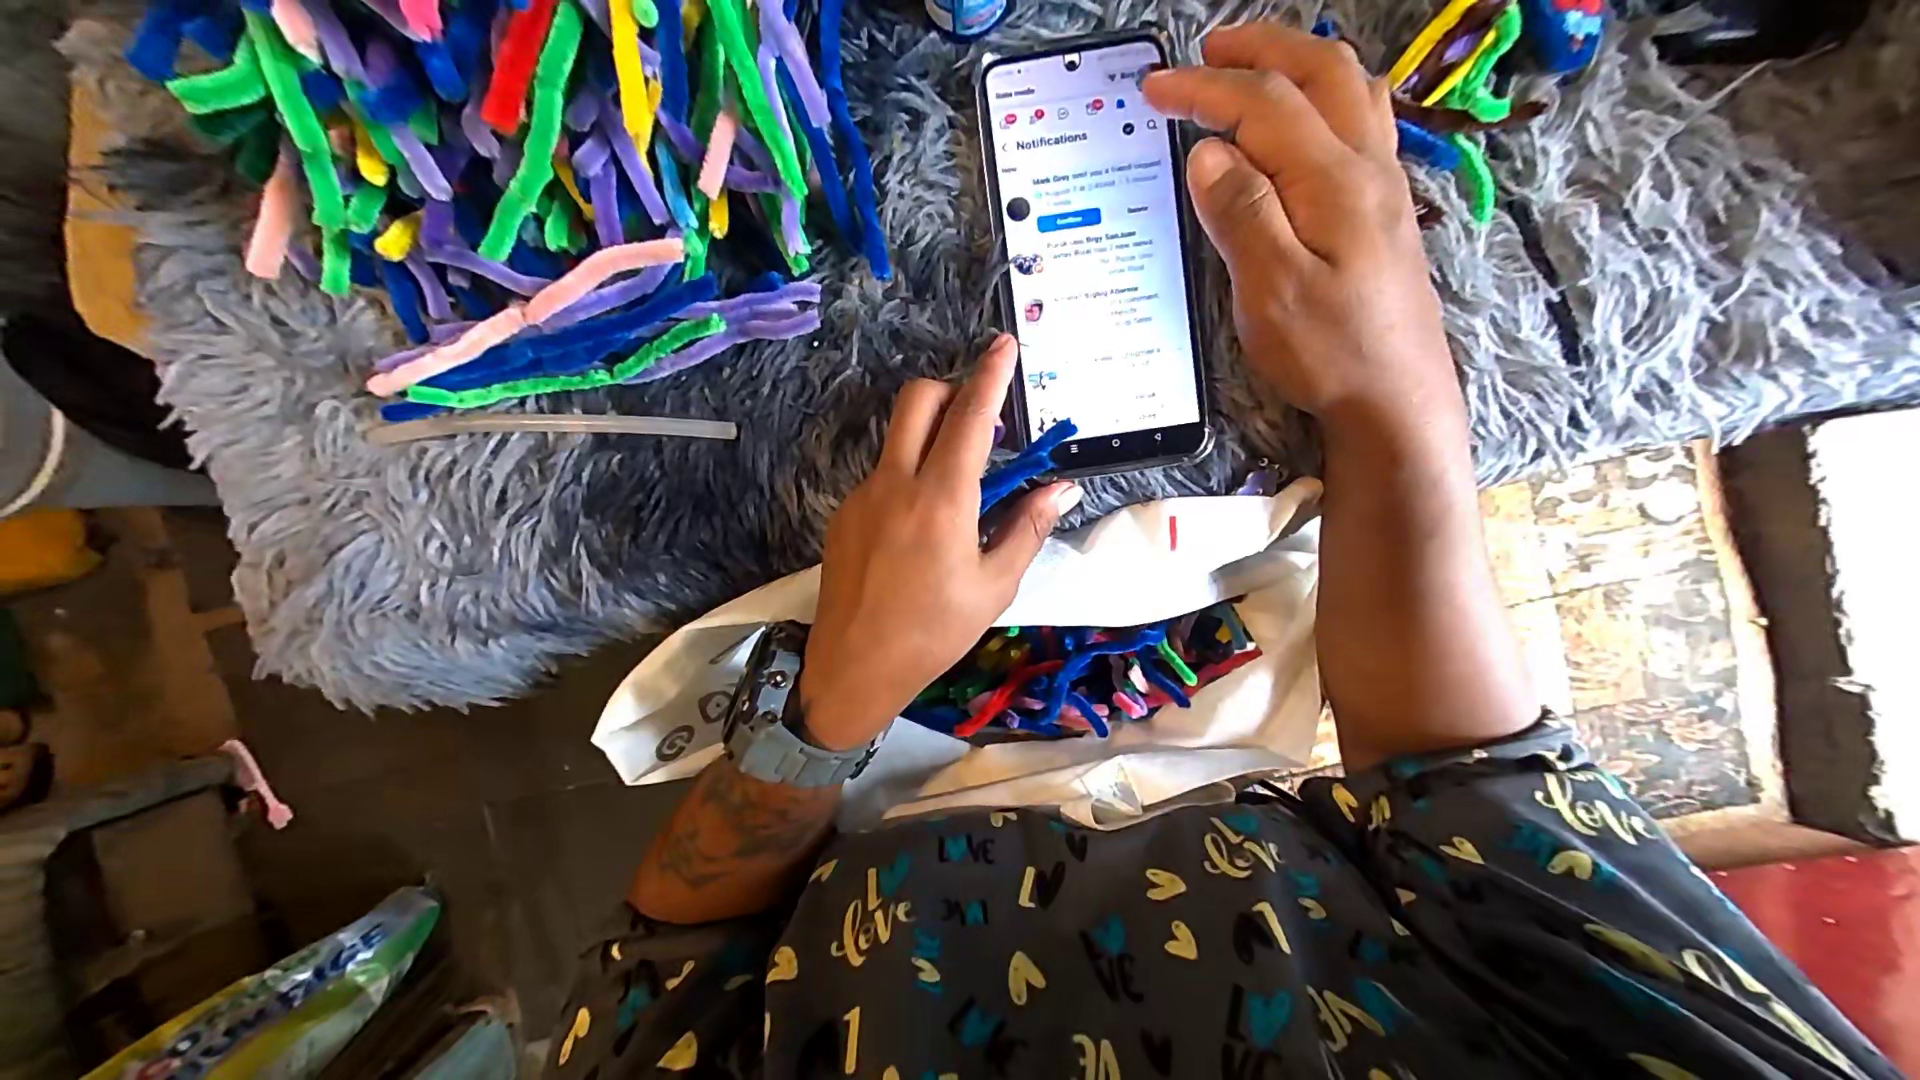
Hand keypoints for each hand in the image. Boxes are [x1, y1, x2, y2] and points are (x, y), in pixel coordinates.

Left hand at [799, 336, 1082, 750]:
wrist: (853, 667)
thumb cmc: (934, 633)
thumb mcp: (993, 586)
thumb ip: (1026, 528)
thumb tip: (1061, 489)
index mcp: (940, 500)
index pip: (969, 418)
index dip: (990, 375)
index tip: (1003, 344)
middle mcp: (895, 484)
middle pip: (917, 401)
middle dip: (950, 391)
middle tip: (979, 421)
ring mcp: (862, 496)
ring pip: (897, 437)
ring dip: (929, 437)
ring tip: (955, 488)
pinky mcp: (843, 513)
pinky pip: (881, 474)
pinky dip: (907, 475)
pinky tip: (919, 524)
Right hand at [1142, 24, 1462, 435]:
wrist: (1394, 395)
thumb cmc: (1329, 351)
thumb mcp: (1272, 291)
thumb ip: (1242, 215)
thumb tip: (1208, 154)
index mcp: (1332, 182)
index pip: (1264, 108)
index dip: (1206, 89)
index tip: (1157, 87)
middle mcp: (1364, 168)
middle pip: (1316, 75)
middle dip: (1256, 52)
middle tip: (1206, 51)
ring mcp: (1381, 187)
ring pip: (1346, 91)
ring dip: (1297, 63)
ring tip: (1253, 66)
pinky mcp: (1383, 211)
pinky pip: (1359, 124)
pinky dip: (1325, 98)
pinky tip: (1307, 119)